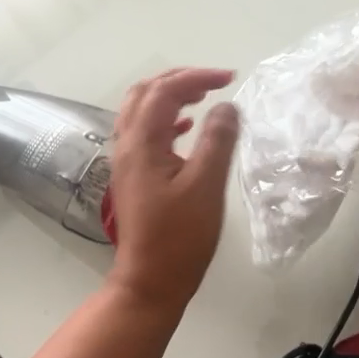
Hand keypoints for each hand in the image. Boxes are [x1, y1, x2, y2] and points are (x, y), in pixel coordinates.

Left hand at [108, 67, 239, 309]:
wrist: (151, 281)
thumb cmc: (180, 235)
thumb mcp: (206, 185)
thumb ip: (218, 140)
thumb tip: (227, 106)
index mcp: (142, 143)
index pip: (165, 91)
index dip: (197, 76)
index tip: (231, 79)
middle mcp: (127, 146)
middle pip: (144, 93)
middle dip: (179, 79)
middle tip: (214, 82)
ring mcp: (128, 162)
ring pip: (142, 112)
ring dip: (171, 97)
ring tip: (204, 97)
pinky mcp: (135, 177)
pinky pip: (146, 133)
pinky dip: (168, 120)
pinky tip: (188, 129)